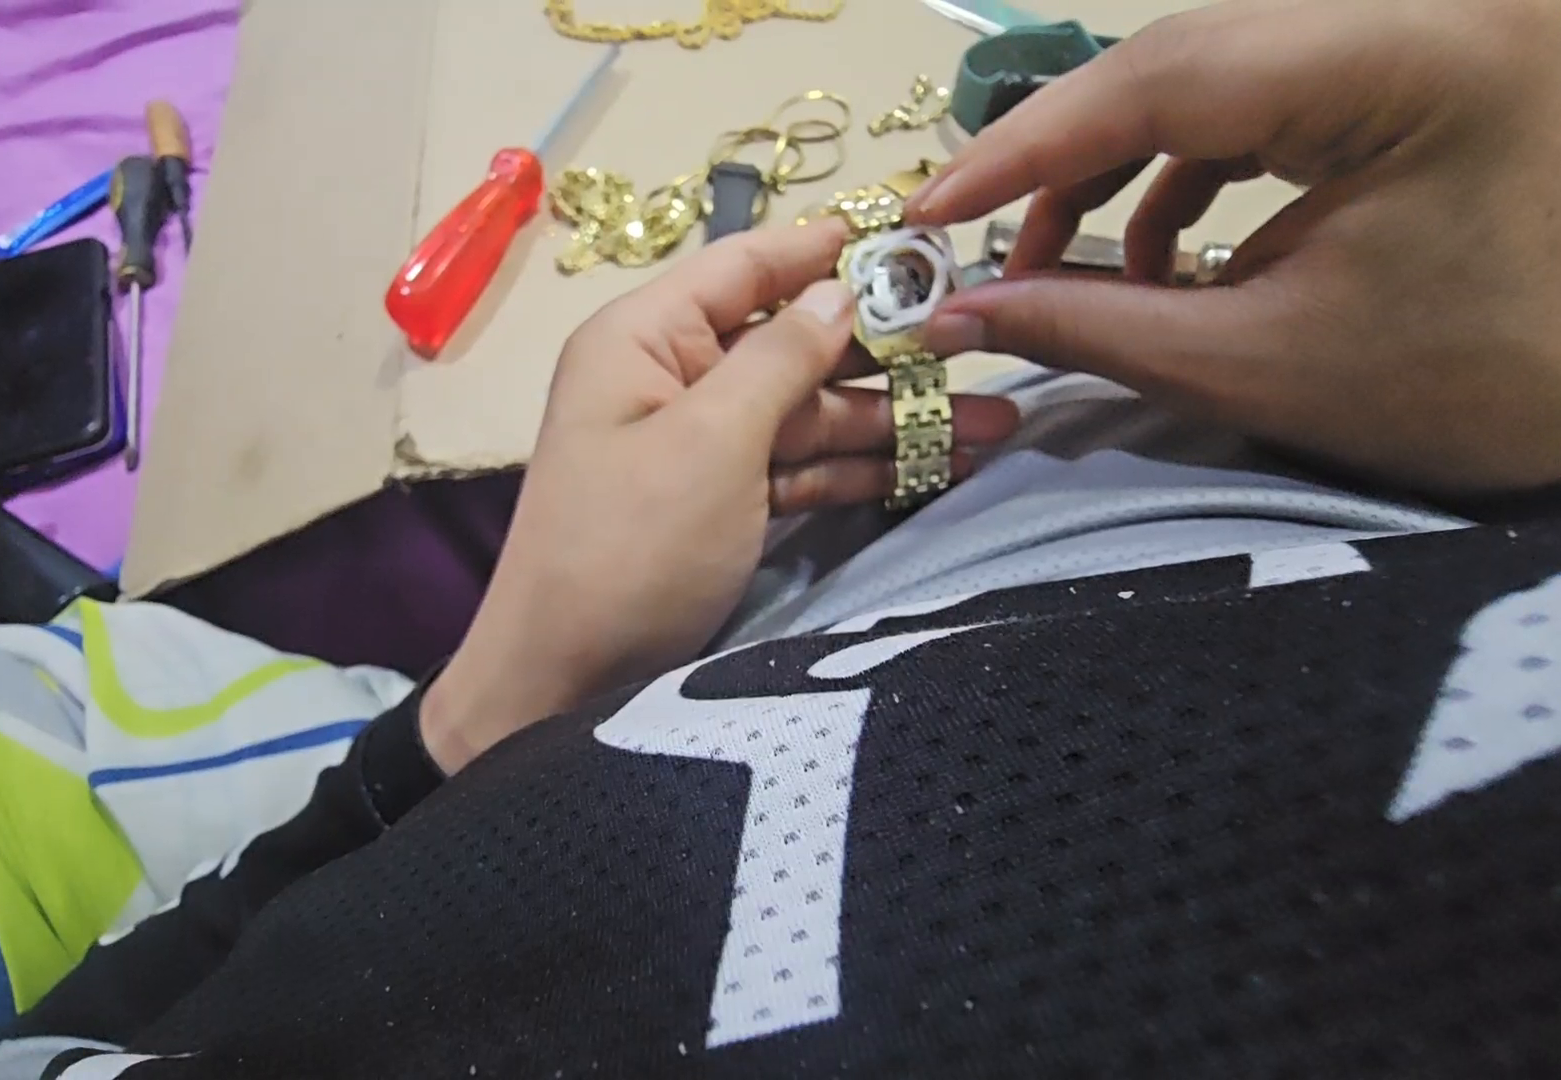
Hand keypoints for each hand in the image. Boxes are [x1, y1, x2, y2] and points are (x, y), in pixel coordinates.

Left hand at [421, 220, 1019, 770]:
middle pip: (789, 345)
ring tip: (994, 424)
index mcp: (645, 339)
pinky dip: (857, 472)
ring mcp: (701, 447)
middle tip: (983, 345)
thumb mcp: (709, 442)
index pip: (744, 268)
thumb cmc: (631, 546)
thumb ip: (779, 360)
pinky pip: (797, 471)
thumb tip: (839, 292)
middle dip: (883, 351)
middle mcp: (673, 381)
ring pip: (805, 415)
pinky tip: (935, 467)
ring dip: (891, 420)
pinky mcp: (723, 504)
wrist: (566, 676)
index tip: (916, 234)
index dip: (826, 249)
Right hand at [906, 0, 1560, 494]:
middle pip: (1171, 59)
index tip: (929, 212)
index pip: (1166, 76)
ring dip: (1095, 168)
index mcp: (1415, 63)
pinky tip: (1142, 255)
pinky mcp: (1393, 75)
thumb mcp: (1227, 365)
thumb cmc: (1432, 395)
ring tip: (1042, 259)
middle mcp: (1421, 11)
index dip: (1024, 147)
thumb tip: (945, 317)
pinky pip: (1234, 104)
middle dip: (1045, 154)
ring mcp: (1411, 35)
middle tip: (953, 227)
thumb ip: (1072, 327)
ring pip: (1192, 76)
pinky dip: (1160, 178)